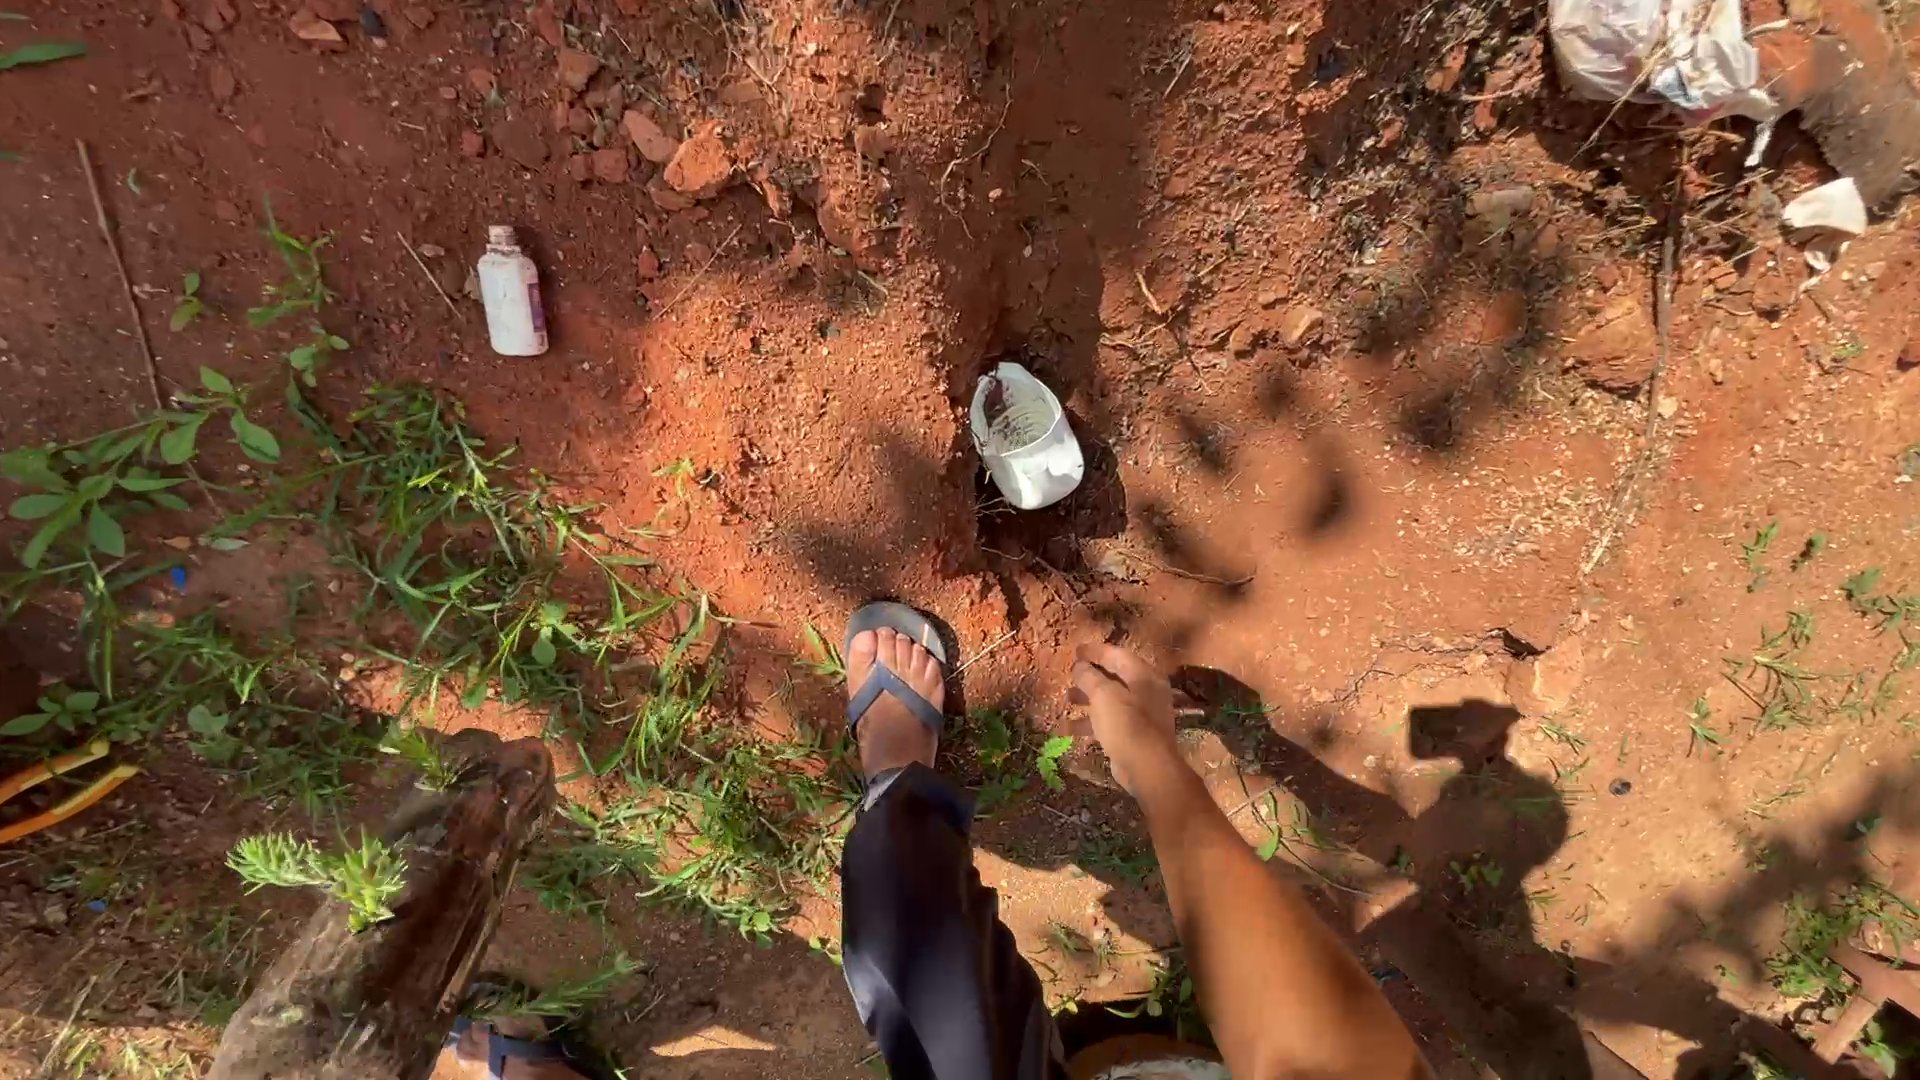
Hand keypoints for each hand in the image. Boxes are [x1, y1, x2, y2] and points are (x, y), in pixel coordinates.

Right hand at [1067, 644, 1180, 796]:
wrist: (1147, 768)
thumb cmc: (1126, 724)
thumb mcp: (1103, 695)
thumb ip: (1089, 677)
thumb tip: (1079, 666)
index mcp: (1144, 676)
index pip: (1118, 655)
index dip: (1096, 651)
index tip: (1076, 651)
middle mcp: (1146, 692)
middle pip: (1115, 677)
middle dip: (1090, 676)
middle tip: (1070, 674)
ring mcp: (1142, 716)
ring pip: (1111, 700)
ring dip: (1088, 699)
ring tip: (1067, 699)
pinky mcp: (1134, 736)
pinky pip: (1110, 722)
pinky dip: (1091, 722)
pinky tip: (1069, 728)